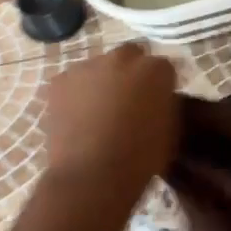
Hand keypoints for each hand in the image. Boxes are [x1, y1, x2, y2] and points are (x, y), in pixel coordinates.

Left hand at [40, 44, 178, 190]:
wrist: (93, 174)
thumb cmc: (142, 156)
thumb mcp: (170, 128)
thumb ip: (166, 103)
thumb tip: (161, 97)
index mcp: (156, 70)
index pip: (165, 66)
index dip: (162, 83)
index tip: (160, 99)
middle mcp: (122, 58)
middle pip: (131, 55)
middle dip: (134, 71)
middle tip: (132, 98)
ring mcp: (87, 67)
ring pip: (100, 66)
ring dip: (105, 80)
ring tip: (102, 109)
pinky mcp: (59, 81)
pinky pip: (74, 81)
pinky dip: (78, 92)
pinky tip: (80, 114)